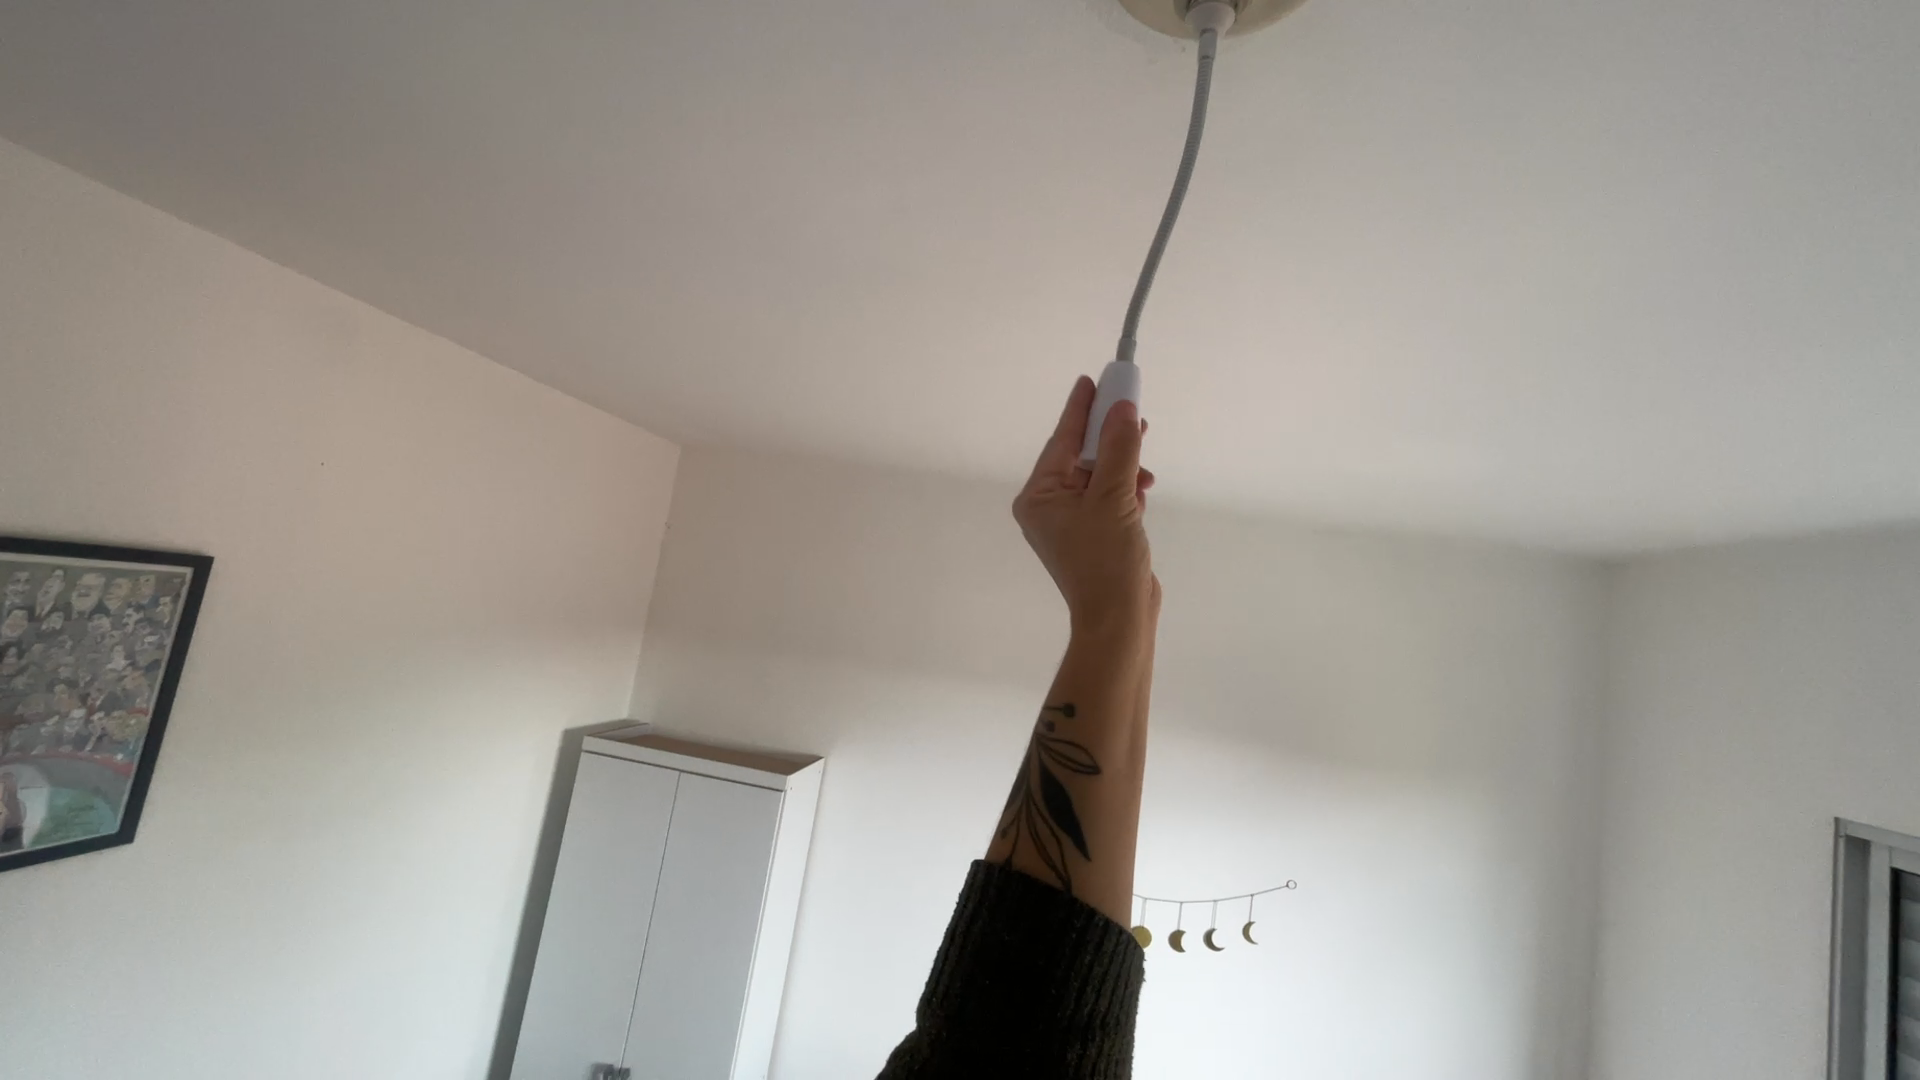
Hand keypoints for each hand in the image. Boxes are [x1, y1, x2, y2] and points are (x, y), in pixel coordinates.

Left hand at [1013, 376, 1158, 631]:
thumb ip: (1119, 449)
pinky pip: (1108, 498)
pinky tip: (1142, 491)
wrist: (1119, 618)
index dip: (1079, 409)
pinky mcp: (1093, 535)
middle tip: (1133, 408)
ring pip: (1099, 478)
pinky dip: (1126, 491)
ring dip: (1124, 468)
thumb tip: (1123, 408)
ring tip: (1146, 468)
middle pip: (1080, 458)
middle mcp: (1048, 507)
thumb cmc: (1106, 558)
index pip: (1060, 441)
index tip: (1091, 379)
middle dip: (1109, 438)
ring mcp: (1070, 523)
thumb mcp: (1114, 497)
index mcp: (1038, 497)